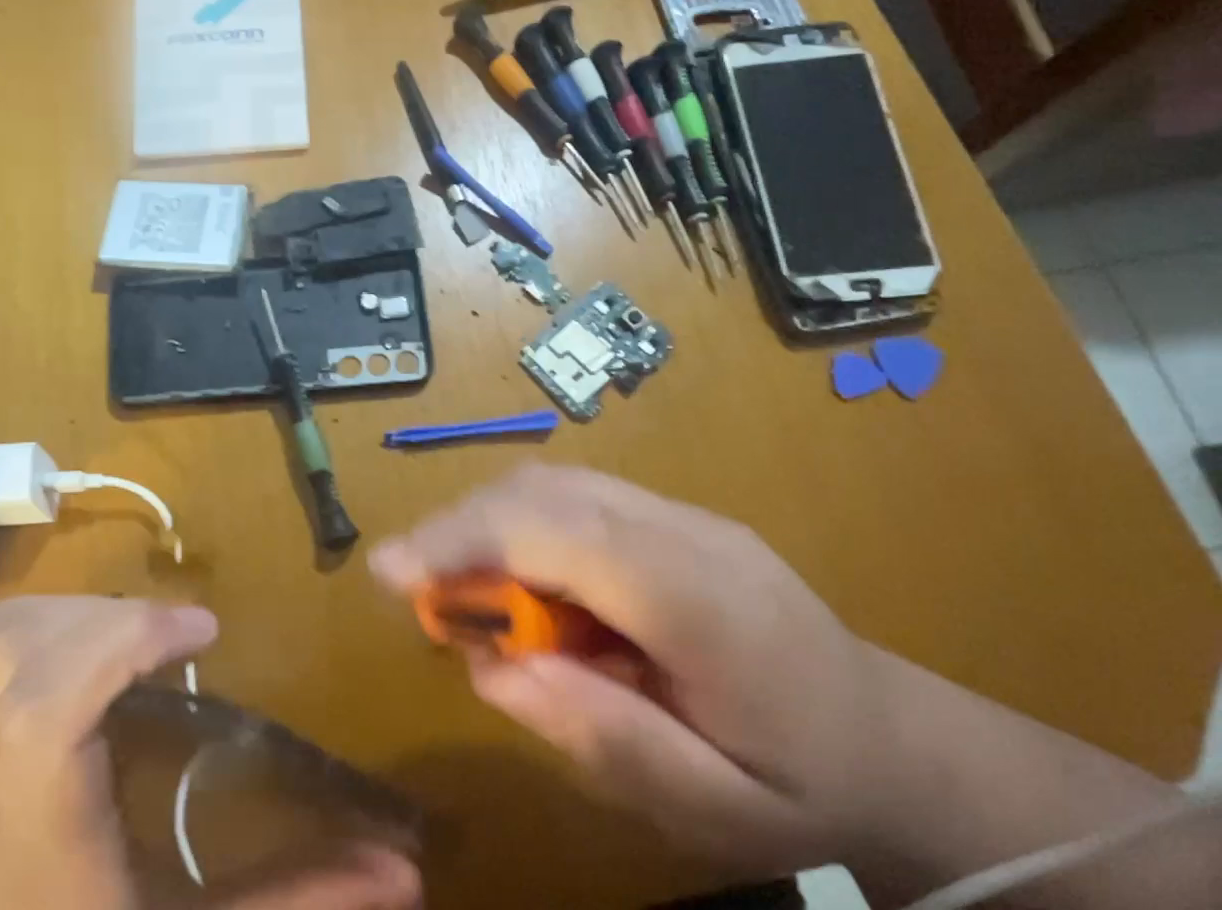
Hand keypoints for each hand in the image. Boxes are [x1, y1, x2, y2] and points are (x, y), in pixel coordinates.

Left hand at [0, 596, 420, 909]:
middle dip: (100, 617)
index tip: (198, 629)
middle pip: (5, 656)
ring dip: (55, 610)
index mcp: (37, 835)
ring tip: (120, 630)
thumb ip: (293, 900)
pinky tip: (64, 646)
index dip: (118, 643)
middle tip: (168, 633)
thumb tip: (404, 873)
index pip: (44, 710)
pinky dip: (13, 623)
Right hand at [369, 466, 886, 873]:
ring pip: (555, 485)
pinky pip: (576, 501)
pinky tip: (515, 585)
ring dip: (484, 524)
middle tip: (411, 592)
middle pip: (549, 493)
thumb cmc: (806, 791)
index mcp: (705, 603)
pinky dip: (519, 528)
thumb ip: (603, 735)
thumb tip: (492, 669)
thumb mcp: (709, 806)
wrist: (904, 752)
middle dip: (460, 529)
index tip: (387, 570)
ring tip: (454, 593)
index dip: (467, 540)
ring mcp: (688, 518)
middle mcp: (692, 535)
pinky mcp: (678, 522)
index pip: (565, 535)